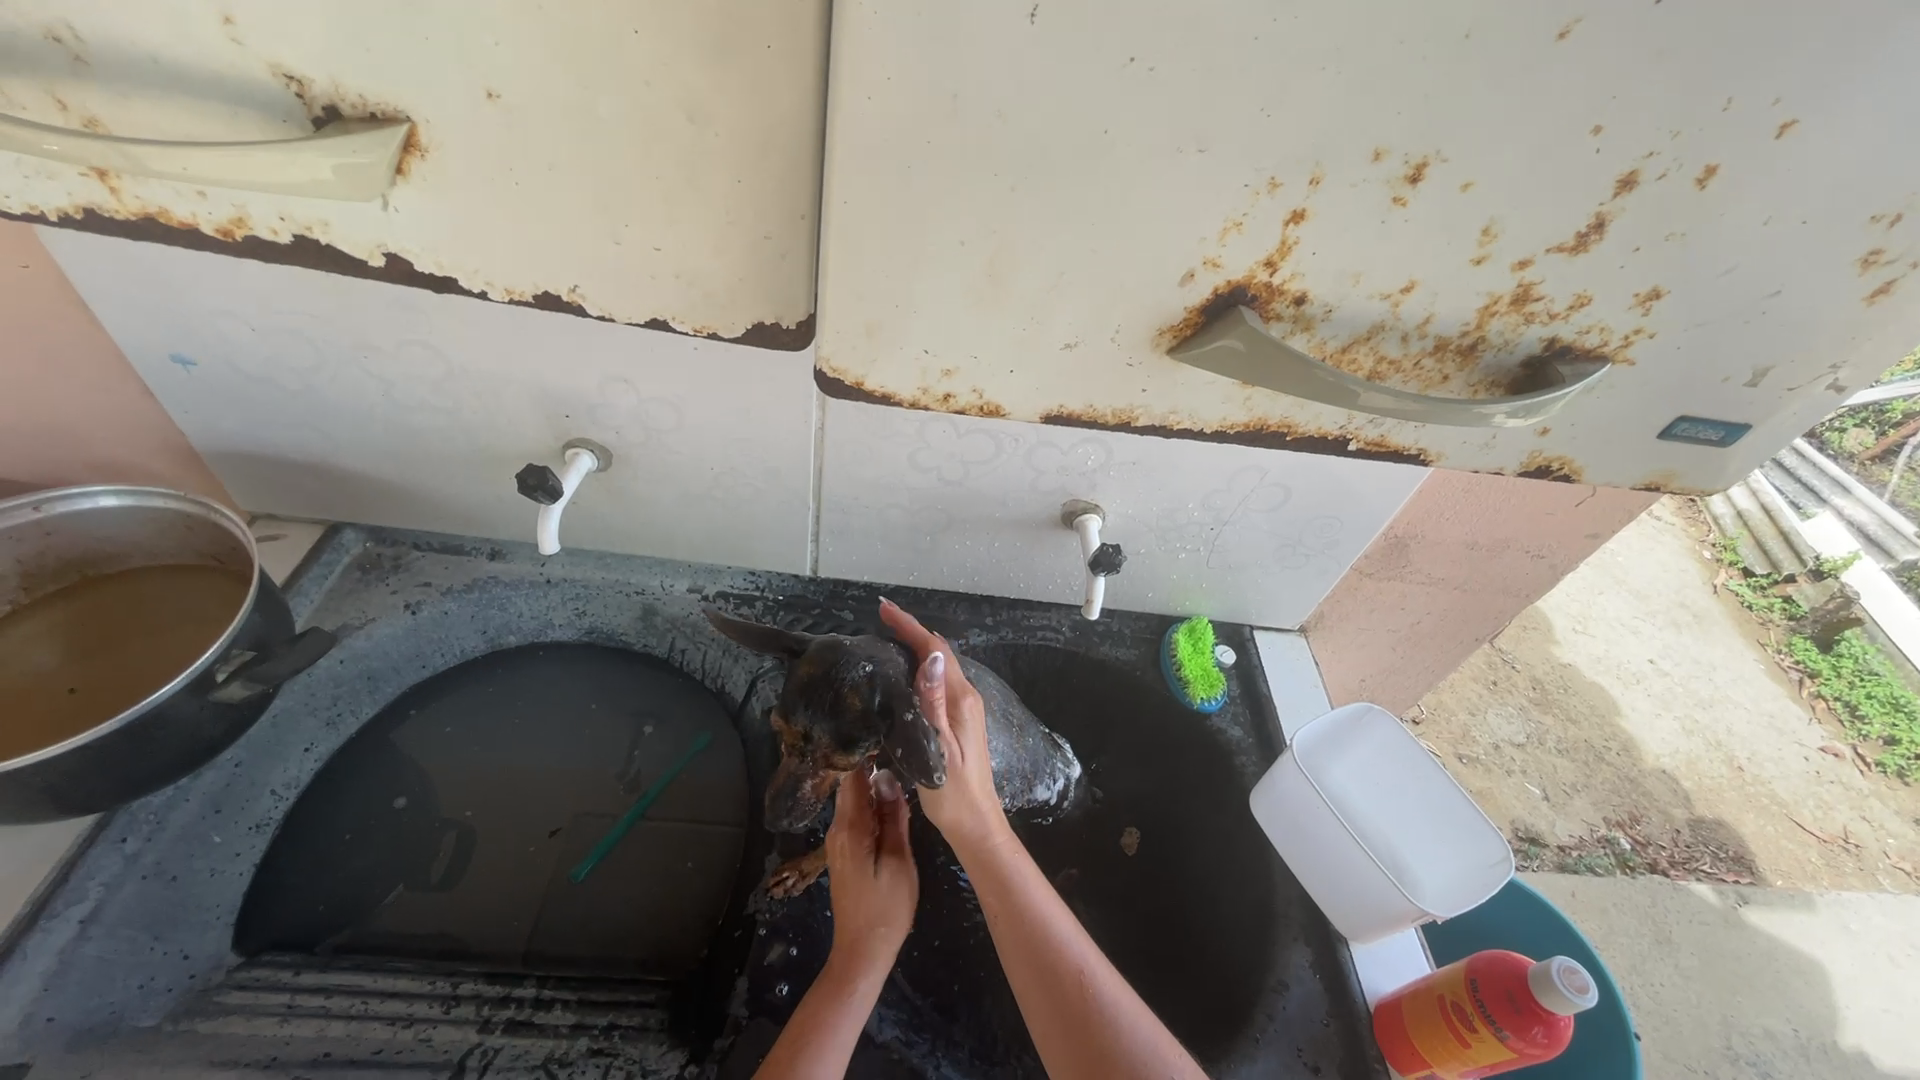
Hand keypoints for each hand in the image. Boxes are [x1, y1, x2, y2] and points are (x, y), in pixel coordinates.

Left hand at [825, 766, 917, 975]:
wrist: (862, 952)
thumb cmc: (886, 908)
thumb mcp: (899, 861)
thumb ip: (894, 818)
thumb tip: (889, 778)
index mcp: (850, 828)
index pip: (853, 778)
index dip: (868, 754)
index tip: (888, 735)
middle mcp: (837, 830)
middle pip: (851, 787)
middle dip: (872, 767)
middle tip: (900, 749)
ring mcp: (838, 843)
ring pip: (854, 802)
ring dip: (874, 789)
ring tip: (901, 773)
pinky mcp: (844, 854)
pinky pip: (855, 818)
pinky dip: (871, 807)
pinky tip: (890, 806)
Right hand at [878, 599, 1011, 858]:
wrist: (977, 824)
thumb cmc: (954, 793)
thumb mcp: (938, 749)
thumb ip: (934, 702)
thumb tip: (933, 656)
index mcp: (961, 699)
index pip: (936, 650)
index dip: (910, 626)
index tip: (884, 608)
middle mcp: (966, 697)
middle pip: (939, 653)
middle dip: (911, 631)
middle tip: (880, 620)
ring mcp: (965, 708)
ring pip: (939, 666)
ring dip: (916, 648)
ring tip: (886, 638)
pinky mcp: (960, 720)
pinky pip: (939, 682)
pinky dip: (920, 668)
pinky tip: (903, 674)